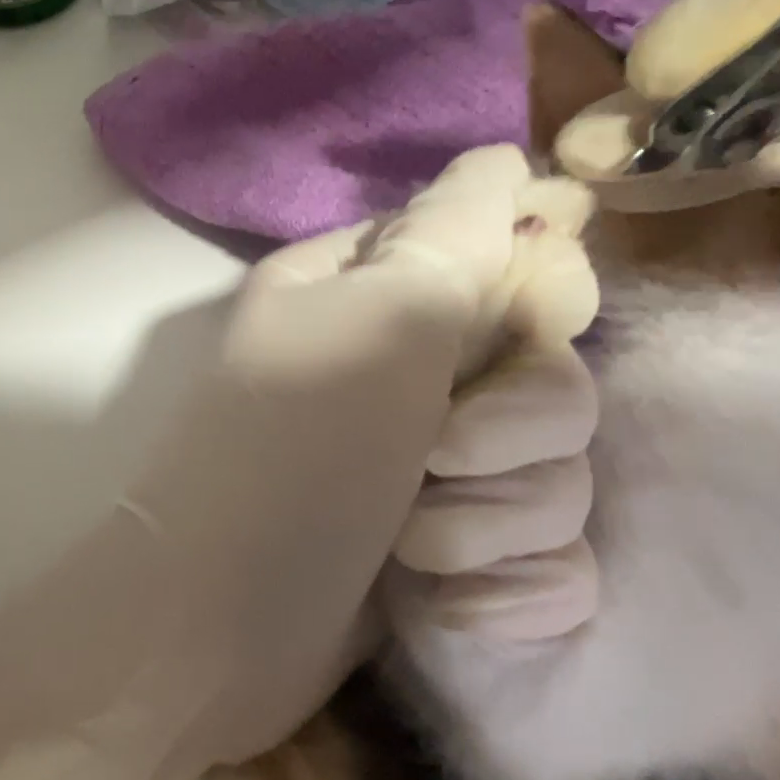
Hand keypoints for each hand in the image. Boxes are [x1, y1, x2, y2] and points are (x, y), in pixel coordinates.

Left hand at [0, 146, 602, 779]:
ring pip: (559, 474)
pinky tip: (438, 605)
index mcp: (366, 292)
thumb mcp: (372, 323)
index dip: (539, 288)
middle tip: (436, 453)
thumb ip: (451, 236)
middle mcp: (402, 370)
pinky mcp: (453, 558)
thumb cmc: (286, 457)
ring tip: (410, 545)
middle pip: (553, 371)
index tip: (528, 321)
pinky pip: (553, 563)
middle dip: (512, 427)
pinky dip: (506, 589)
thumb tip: (502, 158)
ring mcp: (432, 469)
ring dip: (493, 519)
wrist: (220, 621)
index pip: (505, 250)